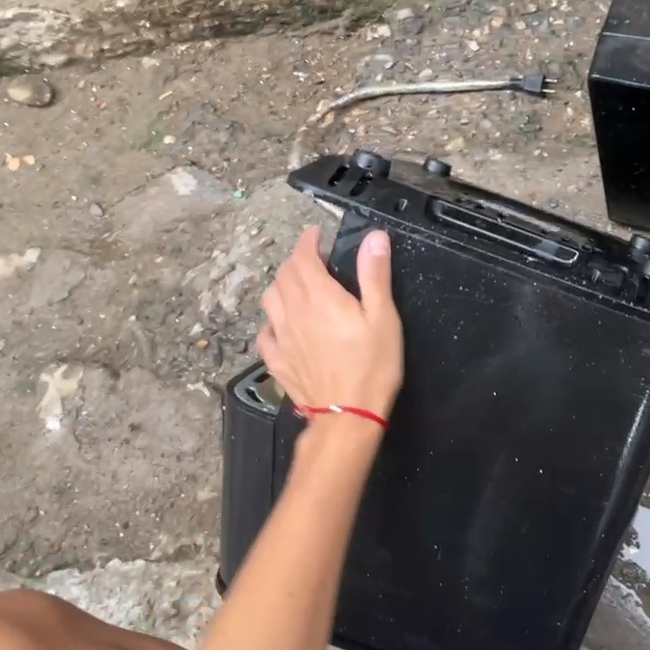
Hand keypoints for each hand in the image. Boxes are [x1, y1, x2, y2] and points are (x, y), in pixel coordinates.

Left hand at [256, 225, 402, 419]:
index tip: (315, 234)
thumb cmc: (372, 366)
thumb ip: (375, 275)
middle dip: (297, 261)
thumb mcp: (383, 316)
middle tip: (314, 259)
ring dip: (282, 285)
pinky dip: (272, 320)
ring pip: (270, 299)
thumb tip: (374, 238)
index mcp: (320, 297)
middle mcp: (294, 312)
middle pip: (284, 276)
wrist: (347, 416)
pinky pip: (265, 333)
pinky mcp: (278, 361)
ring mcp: (282, 338)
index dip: (308, 241)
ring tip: (297, 286)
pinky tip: (283, 324)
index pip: (303, 257)